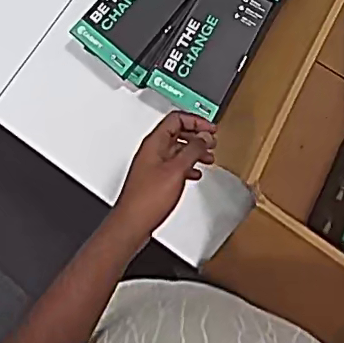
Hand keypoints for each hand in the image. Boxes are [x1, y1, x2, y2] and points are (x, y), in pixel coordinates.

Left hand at [107, 112, 215, 245]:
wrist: (132, 224)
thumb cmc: (147, 199)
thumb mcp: (177, 170)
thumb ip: (193, 150)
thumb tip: (204, 137)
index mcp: (155, 143)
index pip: (176, 118)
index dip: (196, 121)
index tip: (210, 128)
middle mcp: (152, 151)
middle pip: (177, 131)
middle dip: (197, 135)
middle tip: (211, 140)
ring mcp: (152, 164)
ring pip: (177, 149)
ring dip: (194, 151)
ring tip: (207, 156)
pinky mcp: (155, 178)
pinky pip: (174, 164)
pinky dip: (187, 165)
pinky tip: (194, 173)